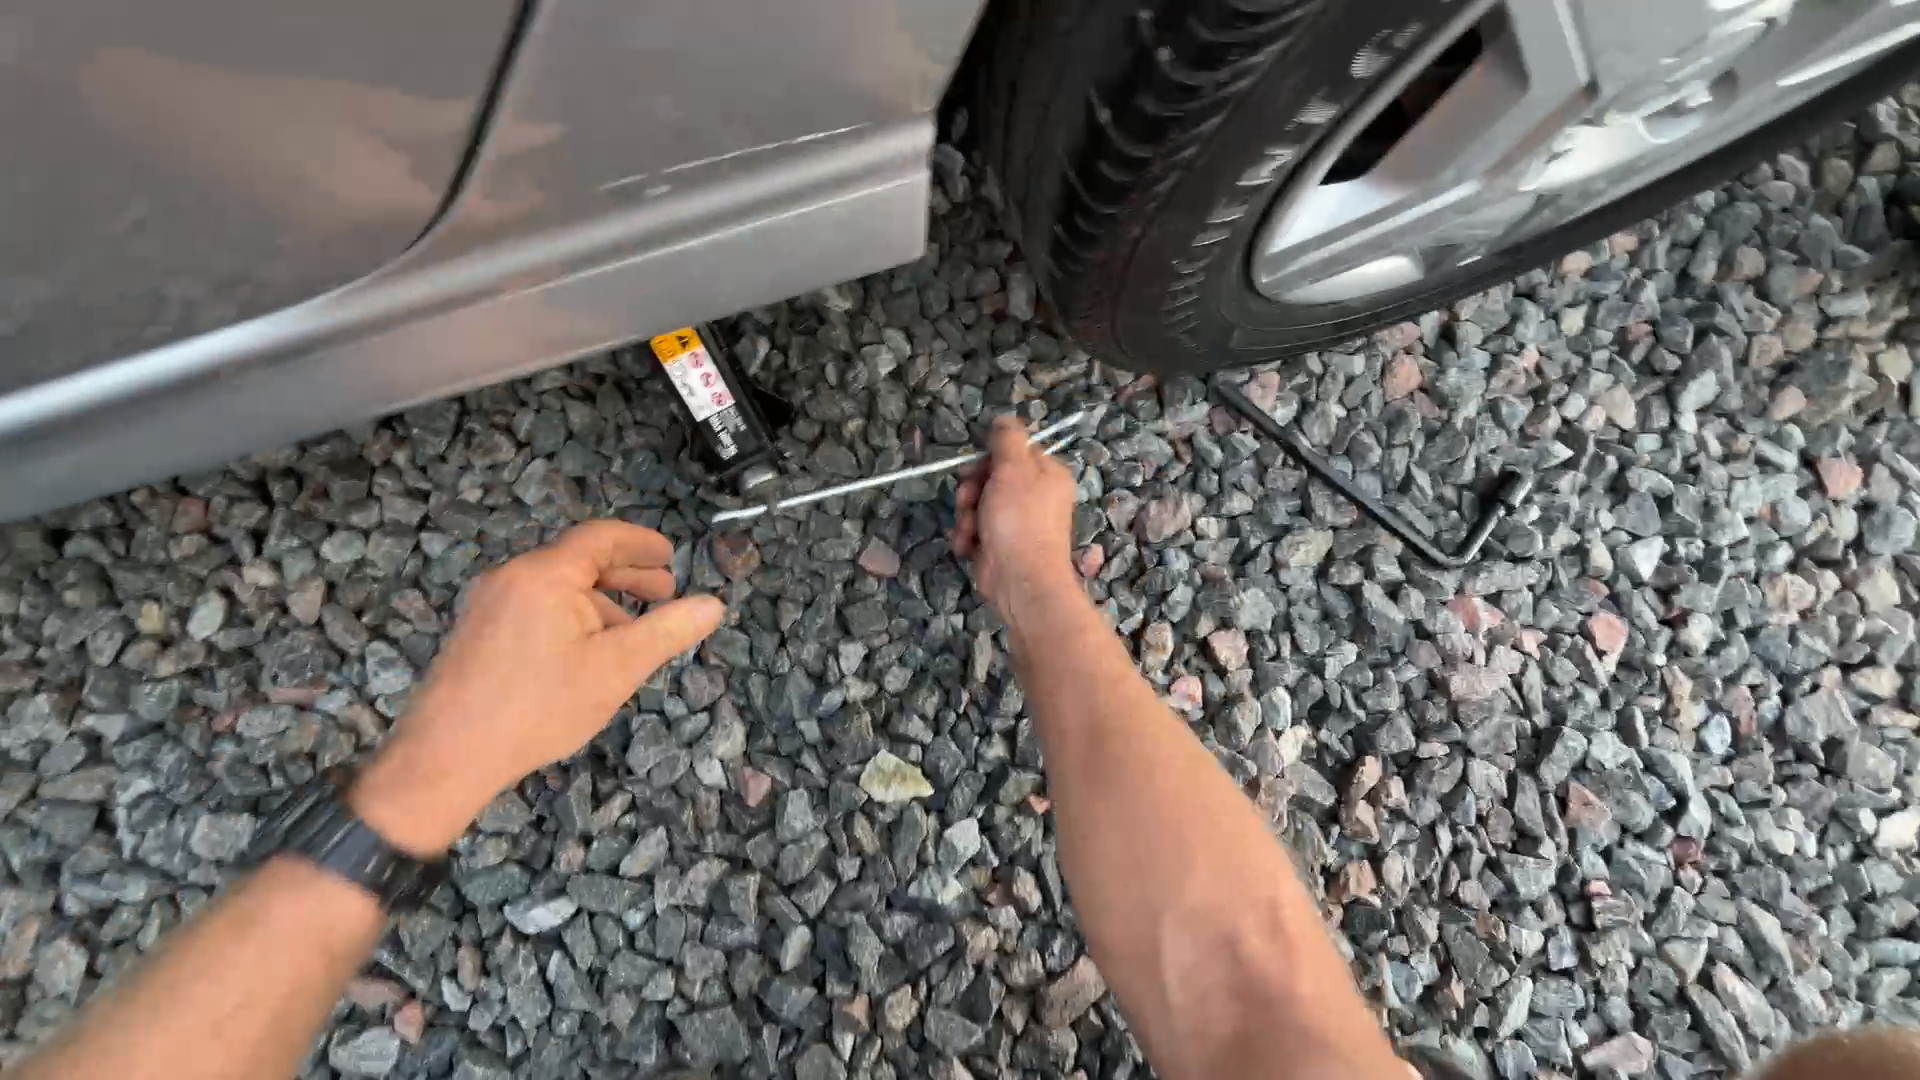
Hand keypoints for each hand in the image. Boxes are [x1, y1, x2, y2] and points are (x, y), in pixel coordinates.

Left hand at [349, 521, 723, 854]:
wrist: (445, 758)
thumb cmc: (539, 706)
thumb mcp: (618, 667)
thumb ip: (669, 630)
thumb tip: (715, 605)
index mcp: (545, 575)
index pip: (601, 537)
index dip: (641, 543)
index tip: (671, 555)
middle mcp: (512, 578)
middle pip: (580, 560)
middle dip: (628, 574)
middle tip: (665, 591)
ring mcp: (490, 605)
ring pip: (559, 588)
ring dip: (603, 600)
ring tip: (635, 629)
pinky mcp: (479, 632)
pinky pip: (538, 608)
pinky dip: (574, 616)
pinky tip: (591, 652)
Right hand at [953, 415, 1080, 625]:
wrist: (1020, 580)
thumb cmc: (1019, 520)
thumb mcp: (1013, 468)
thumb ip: (1007, 439)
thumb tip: (1004, 418)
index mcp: (1047, 474)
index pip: (1013, 451)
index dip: (989, 457)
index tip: (975, 466)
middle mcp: (1035, 496)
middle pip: (991, 477)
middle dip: (972, 489)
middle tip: (969, 499)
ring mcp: (1017, 523)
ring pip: (978, 504)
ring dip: (966, 515)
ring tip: (970, 529)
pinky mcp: (999, 545)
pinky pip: (975, 529)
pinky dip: (968, 536)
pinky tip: (969, 545)